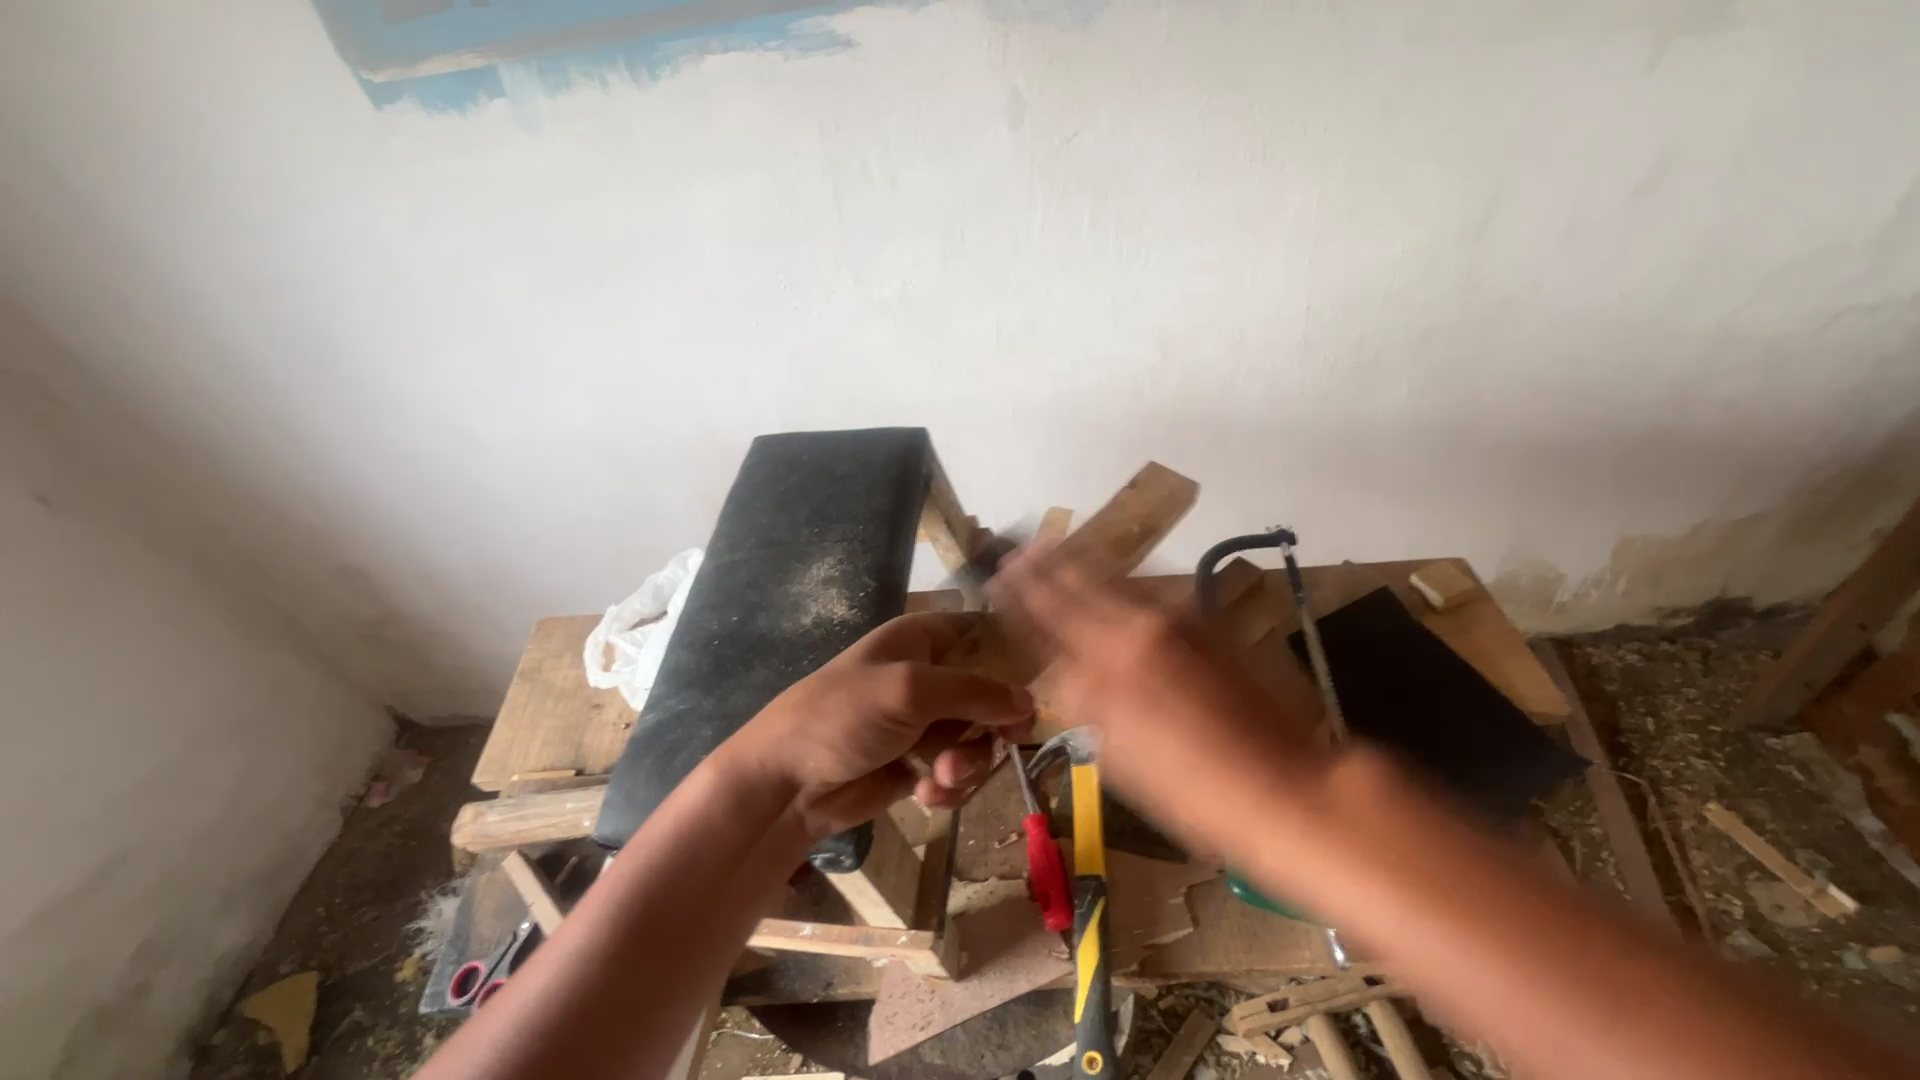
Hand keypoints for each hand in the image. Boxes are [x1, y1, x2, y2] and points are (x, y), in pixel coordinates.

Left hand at [725, 612, 1034, 837]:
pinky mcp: (916, 766)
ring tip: (937, 778)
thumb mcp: (910, 690)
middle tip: (991, 746)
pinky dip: (948, 788)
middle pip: (991, 697)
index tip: (1032, 694)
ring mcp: (922, 724)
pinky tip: (924, 796)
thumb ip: (975, 692)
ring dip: (967, 765)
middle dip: (989, 729)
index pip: (984, 635)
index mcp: (922, 639)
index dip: (1013, 661)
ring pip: (979, 741)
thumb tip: (1028, 702)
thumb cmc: (841, 717)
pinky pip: (957, 774)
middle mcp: (927, 677)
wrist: (784, 785)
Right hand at [989, 548, 1330, 843]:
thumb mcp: (1118, 756)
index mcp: (1108, 664)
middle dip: (1046, 564)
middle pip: (1081, 583)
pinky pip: (1153, 586)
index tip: (999, 576)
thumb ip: (1084, 701)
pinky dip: (1124, 577)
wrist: (1287, 785)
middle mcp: (1139, 627)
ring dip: (1083, 560)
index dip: (1020, 595)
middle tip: (1020, 547)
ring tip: (1055, 545)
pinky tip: (1114, 575)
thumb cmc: (1192, 791)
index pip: (1049, 616)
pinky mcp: (1210, 621)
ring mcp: (1179, 618)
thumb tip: (1064, 671)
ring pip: (1118, 576)